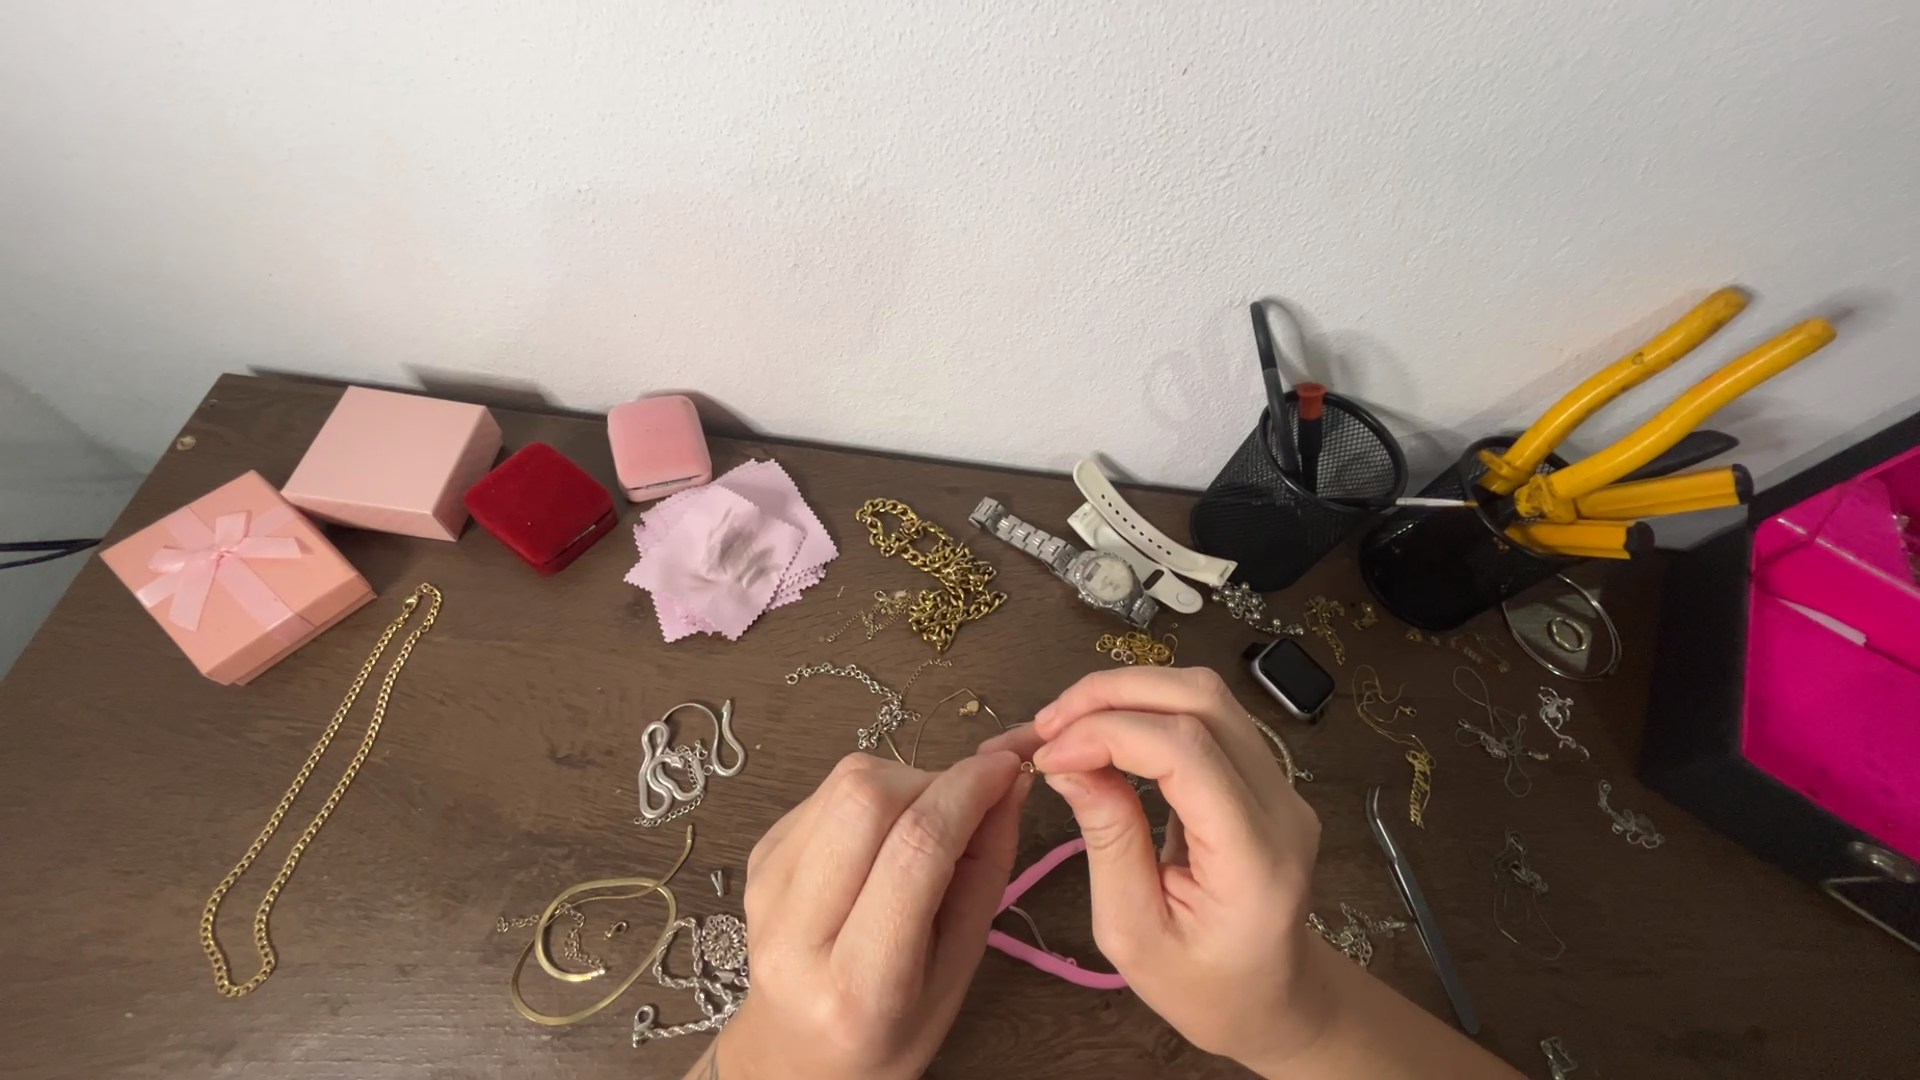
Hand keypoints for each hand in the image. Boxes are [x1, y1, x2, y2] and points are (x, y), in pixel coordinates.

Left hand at [714, 749, 1031, 1079]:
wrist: (793, 1053)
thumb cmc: (892, 1026)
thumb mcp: (959, 968)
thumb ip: (988, 868)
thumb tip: (1009, 780)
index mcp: (858, 983)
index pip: (915, 849)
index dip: (967, 791)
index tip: (1006, 765)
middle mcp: (796, 927)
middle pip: (865, 798)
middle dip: (930, 781)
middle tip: (960, 807)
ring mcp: (767, 882)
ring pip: (845, 781)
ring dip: (903, 782)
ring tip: (920, 825)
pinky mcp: (760, 851)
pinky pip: (828, 789)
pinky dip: (873, 793)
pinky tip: (880, 836)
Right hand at [983, 667, 1330, 1068]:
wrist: (1274, 1000)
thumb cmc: (1203, 987)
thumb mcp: (1133, 935)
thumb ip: (1107, 840)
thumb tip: (1066, 762)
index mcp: (1256, 858)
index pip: (1187, 753)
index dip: (1109, 734)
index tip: (1049, 754)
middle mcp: (1281, 803)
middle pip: (1201, 699)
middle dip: (1113, 693)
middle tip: (1051, 723)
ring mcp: (1280, 781)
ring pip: (1204, 691)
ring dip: (1126, 691)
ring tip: (1069, 721)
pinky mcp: (1264, 771)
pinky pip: (1203, 712)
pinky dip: (1144, 704)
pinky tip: (1105, 728)